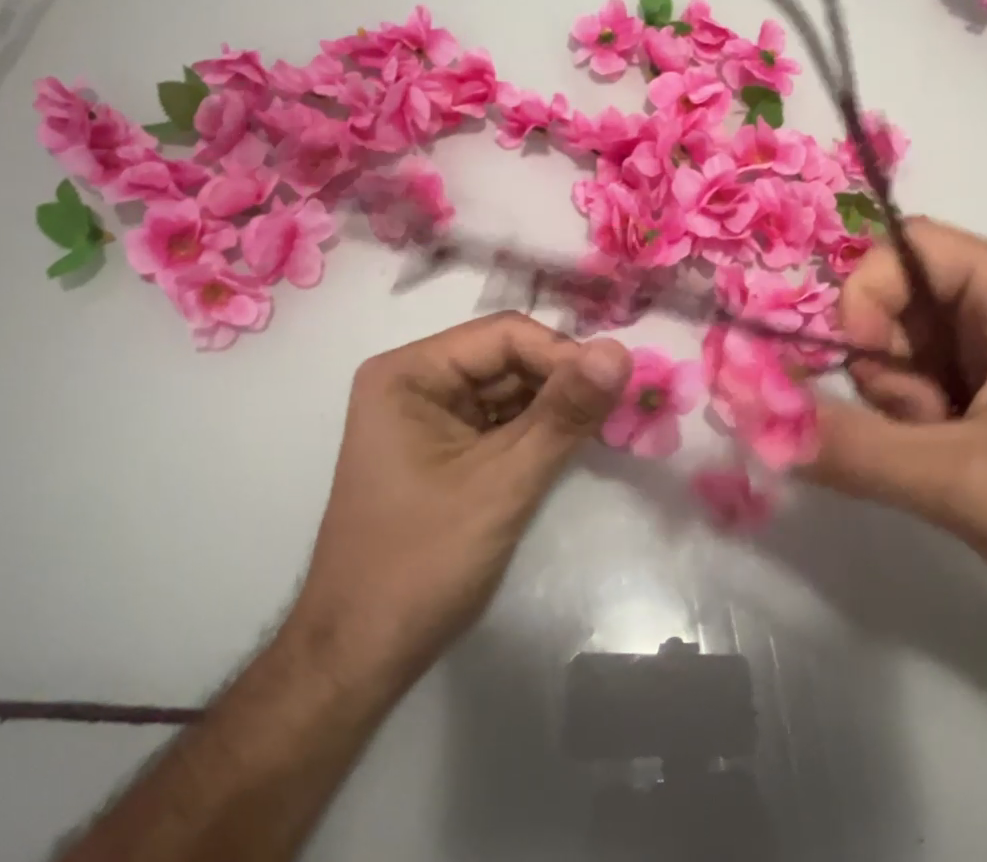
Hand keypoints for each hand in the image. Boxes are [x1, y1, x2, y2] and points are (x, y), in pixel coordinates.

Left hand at [288, 313, 630, 679]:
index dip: (565, 356)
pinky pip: (502, 426)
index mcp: (409, 373)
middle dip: (565, 384)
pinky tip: (575, 450)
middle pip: (509, 360)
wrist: (362, 650)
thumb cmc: (423, 561)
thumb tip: (622, 351)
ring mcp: (428, 421)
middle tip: (624, 413)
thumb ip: (565, 415)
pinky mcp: (444, 455)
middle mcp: (415, 384)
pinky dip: (540, 435)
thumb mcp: (503, 482)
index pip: (506, 335)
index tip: (618, 392)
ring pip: (511, 394)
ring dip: (557, 410)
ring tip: (607, 432)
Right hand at [806, 220, 986, 652]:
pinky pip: (927, 395)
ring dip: (899, 411)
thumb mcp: (964, 483)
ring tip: (945, 465)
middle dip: (885, 371)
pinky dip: (914, 432)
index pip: (909, 249)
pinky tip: (946, 476)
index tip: (862, 377)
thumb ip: (852, 448)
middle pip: (901, 304)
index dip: (865, 300)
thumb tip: (754, 420)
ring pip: (907, 356)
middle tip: (921, 432)